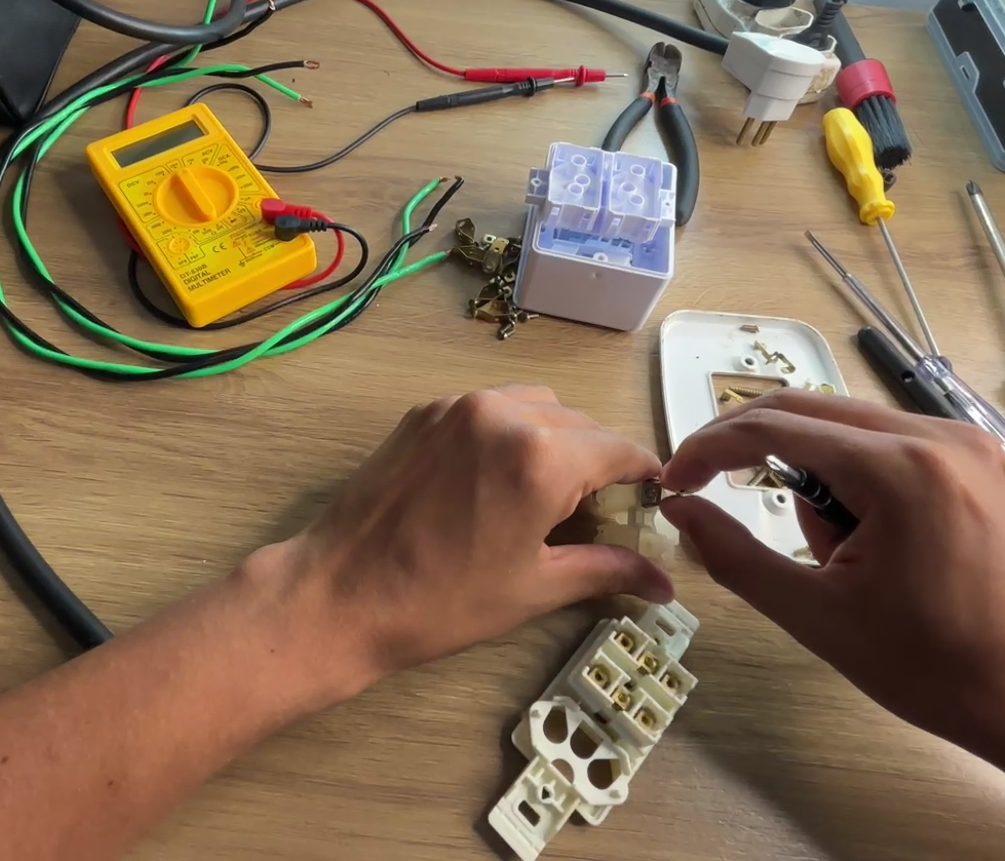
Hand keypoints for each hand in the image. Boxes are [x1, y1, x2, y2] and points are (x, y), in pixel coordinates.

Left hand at [262, 385, 672, 687]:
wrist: (339, 591)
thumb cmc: (442, 600)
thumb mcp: (533, 587)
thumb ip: (606, 570)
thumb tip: (665, 584)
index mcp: (539, 455)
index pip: (617, 448)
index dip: (644, 474)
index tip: (653, 498)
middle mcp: (502, 413)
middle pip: (579, 423)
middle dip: (598, 460)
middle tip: (595, 510)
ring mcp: (458, 405)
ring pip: (535, 404)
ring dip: (555, 437)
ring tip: (544, 490)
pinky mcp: (425, 410)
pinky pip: (489, 406)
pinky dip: (510, 429)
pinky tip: (496, 474)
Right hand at [659, 389, 1004, 765]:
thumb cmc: (940, 670)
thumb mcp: (816, 616)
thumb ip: (732, 554)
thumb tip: (679, 510)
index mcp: (899, 467)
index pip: (771, 428)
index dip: (707, 449)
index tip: (673, 482)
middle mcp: (936, 434)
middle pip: (802, 409)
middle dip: (743, 445)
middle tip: (704, 485)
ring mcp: (966, 442)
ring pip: (840, 424)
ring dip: (804, 468)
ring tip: (833, 550)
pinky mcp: (980, 460)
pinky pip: (882, 441)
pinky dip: (848, 473)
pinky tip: (867, 535)